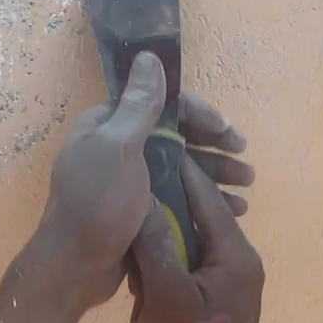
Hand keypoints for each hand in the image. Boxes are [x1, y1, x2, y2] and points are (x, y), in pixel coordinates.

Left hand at [27, 54, 254, 318]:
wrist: (76, 268)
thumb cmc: (97, 202)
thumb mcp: (119, 148)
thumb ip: (139, 105)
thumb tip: (149, 55)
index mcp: (109, 125)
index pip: (162, 105)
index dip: (198, 115)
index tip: (226, 130)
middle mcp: (119, 146)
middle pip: (176, 136)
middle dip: (214, 148)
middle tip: (245, 164)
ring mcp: (130, 179)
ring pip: (181, 167)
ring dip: (215, 174)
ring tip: (247, 190)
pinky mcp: (140, 208)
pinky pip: (178, 194)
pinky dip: (204, 198)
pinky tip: (231, 209)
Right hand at [128, 151, 265, 322]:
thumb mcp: (164, 296)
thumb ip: (154, 242)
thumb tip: (141, 198)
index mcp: (235, 255)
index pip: (206, 197)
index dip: (178, 170)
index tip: (150, 146)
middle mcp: (238, 263)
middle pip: (197, 217)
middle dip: (162, 205)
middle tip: (128, 186)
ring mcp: (227, 285)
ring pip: (188, 243)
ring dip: (159, 238)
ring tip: (126, 224)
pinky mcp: (213, 303)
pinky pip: (186, 268)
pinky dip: (162, 264)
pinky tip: (135, 268)